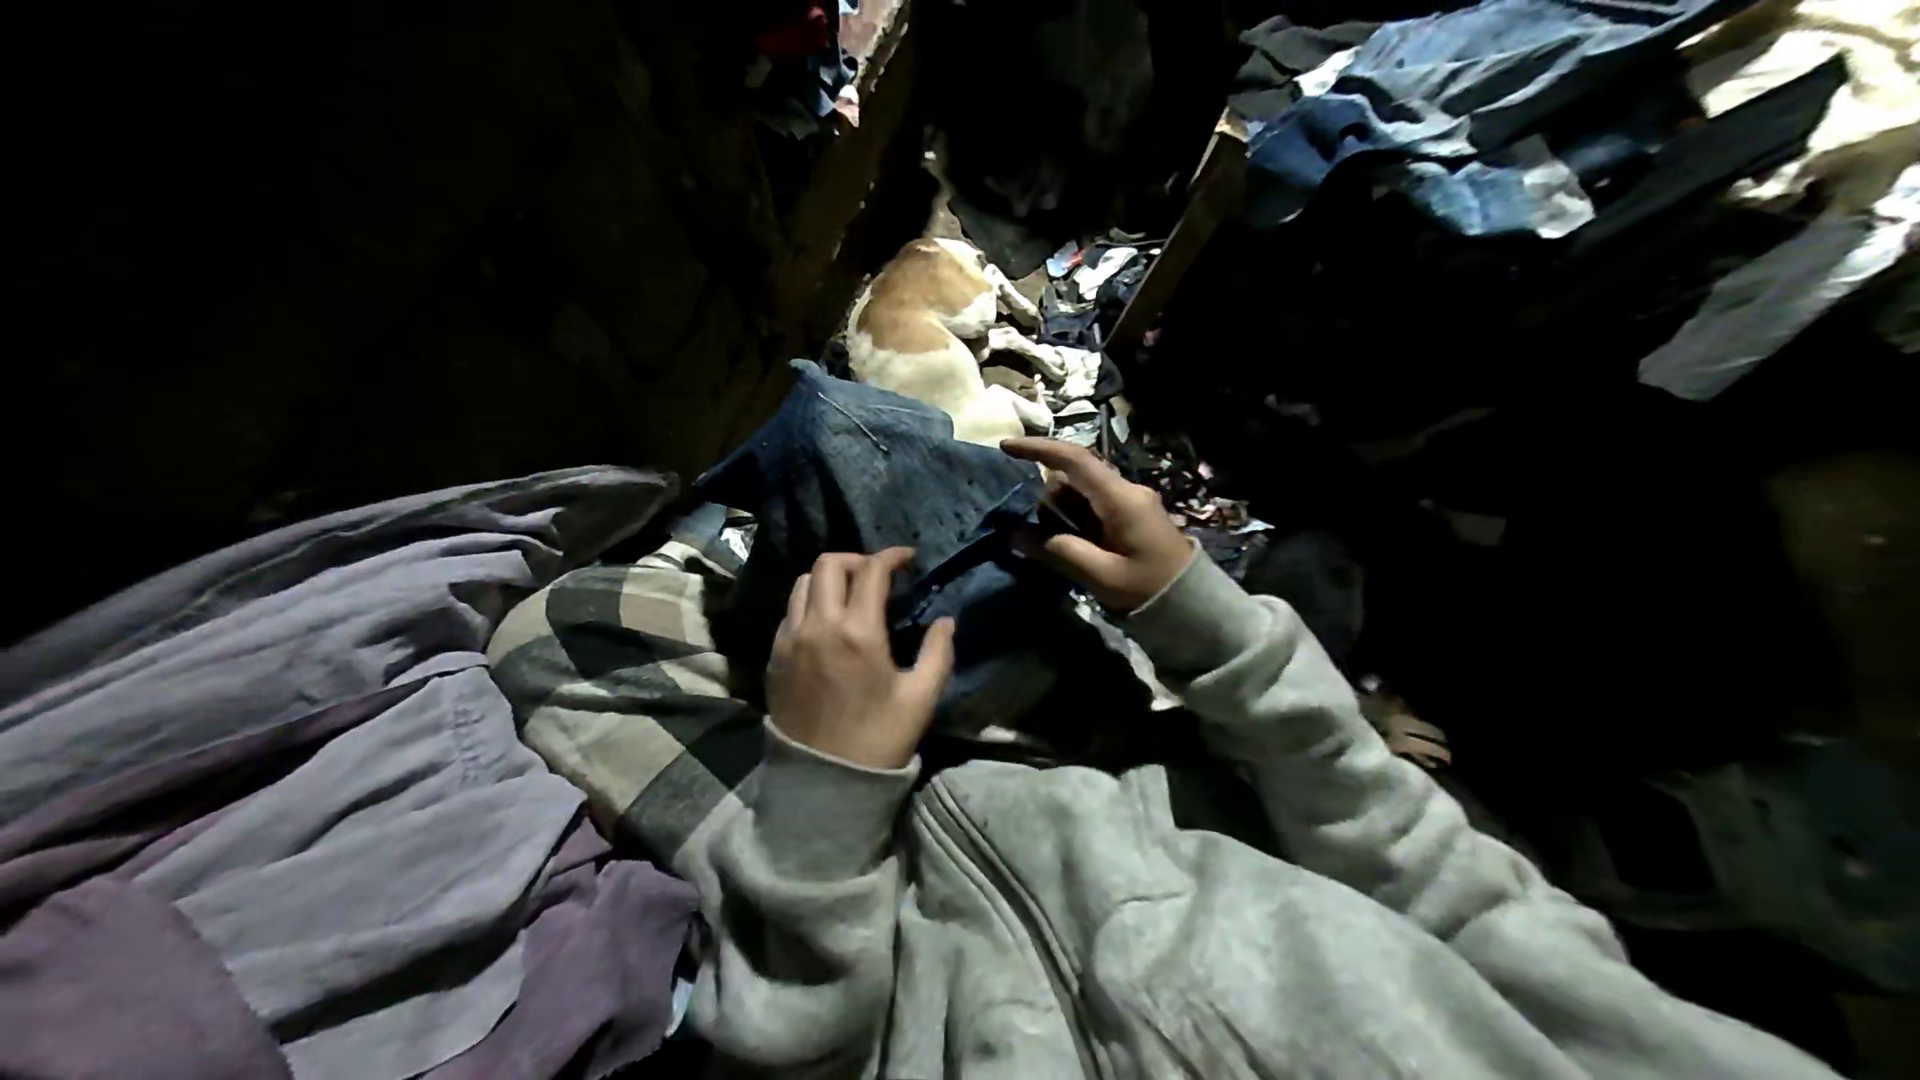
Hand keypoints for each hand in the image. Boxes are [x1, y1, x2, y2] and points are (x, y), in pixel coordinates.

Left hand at [767, 548, 956, 768]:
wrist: (824, 783)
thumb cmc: (879, 739)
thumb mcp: (920, 698)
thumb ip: (938, 653)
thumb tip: (946, 621)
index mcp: (858, 633)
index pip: (871, 570)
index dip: (891, 556)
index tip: (907, 559)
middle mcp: (818, 626)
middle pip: (828, 564)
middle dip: (857, 559)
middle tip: (878, 575)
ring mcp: (789, 640)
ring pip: (802, 583)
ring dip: (828, 579)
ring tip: (850, 595)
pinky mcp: (774, 657)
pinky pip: (789, 612)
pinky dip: (809, 603)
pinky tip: (826, 624)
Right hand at [1001, 437, 1194, 612]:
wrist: (1191, 605)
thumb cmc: (1148, 589)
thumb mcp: (1100, 575)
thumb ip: (1058, 551)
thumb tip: (1015, 534)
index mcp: (1121, 499)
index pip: (1075, 460)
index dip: (1038, 449)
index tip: (1006, 447)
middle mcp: (1124, 491)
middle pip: (1073, 478)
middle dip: (1045, 497)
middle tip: (1031, 530)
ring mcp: (1128, 502)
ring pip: (1079, 493)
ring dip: (1057, 513)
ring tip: (1050, 546)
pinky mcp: (1128, 515)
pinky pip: (1090, 507)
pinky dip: (1071, 520)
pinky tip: (1066, 546)